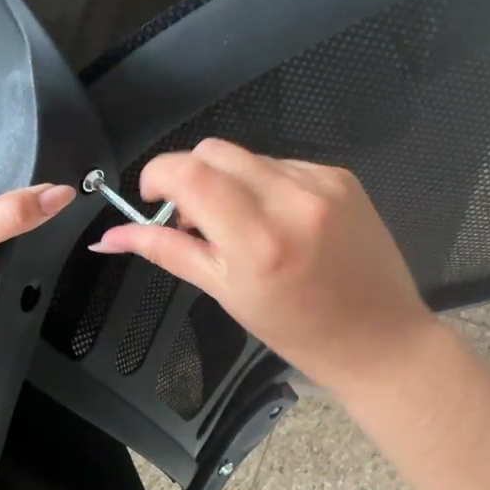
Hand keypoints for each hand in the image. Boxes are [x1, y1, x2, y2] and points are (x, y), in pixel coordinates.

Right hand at [91, 138, 439, 392]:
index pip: (189, 173)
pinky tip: (273, 220)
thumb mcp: (222, 291)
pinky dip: (261, 185)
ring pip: (245, 156)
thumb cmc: (297, 328)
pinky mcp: (341, 178)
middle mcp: (293, 201)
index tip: (153, 198)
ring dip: (226, 181)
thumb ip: (165, 251)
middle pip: (212, 151)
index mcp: (258, 239)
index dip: (157, 176)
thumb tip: (108, 238)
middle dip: (188, 175)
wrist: (380, 339)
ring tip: (238, 225)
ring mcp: (322, 184)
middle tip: (192, 217)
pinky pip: (279, 163)